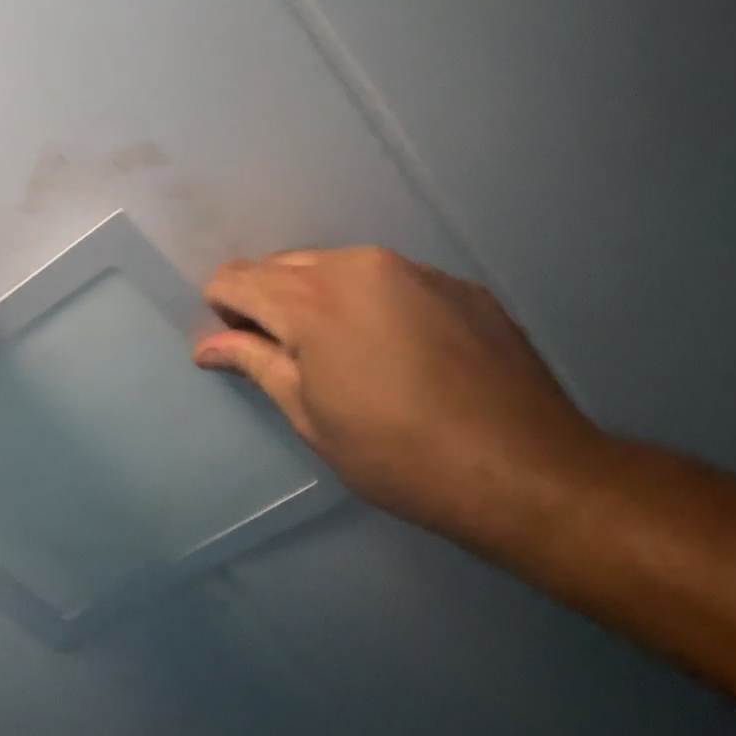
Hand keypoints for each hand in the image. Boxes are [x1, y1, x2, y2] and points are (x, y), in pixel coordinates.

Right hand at [192, 246, 603, 532]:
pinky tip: (401, 351)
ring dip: (320, 297)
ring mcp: (412, 268)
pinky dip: (373, 302)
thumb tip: (207, 345)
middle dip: (269, 300)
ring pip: (335, 266)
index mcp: (310, 300)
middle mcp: (356, 265)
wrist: (528, 472)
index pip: (234, 278)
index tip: (242, 348)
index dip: (224, 310)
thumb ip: (254, 364)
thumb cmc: (399, 455)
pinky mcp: (456, 283)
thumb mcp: (310, 417)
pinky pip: (389, 278)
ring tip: (348, 352)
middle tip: (290, 356)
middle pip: (280, 264)